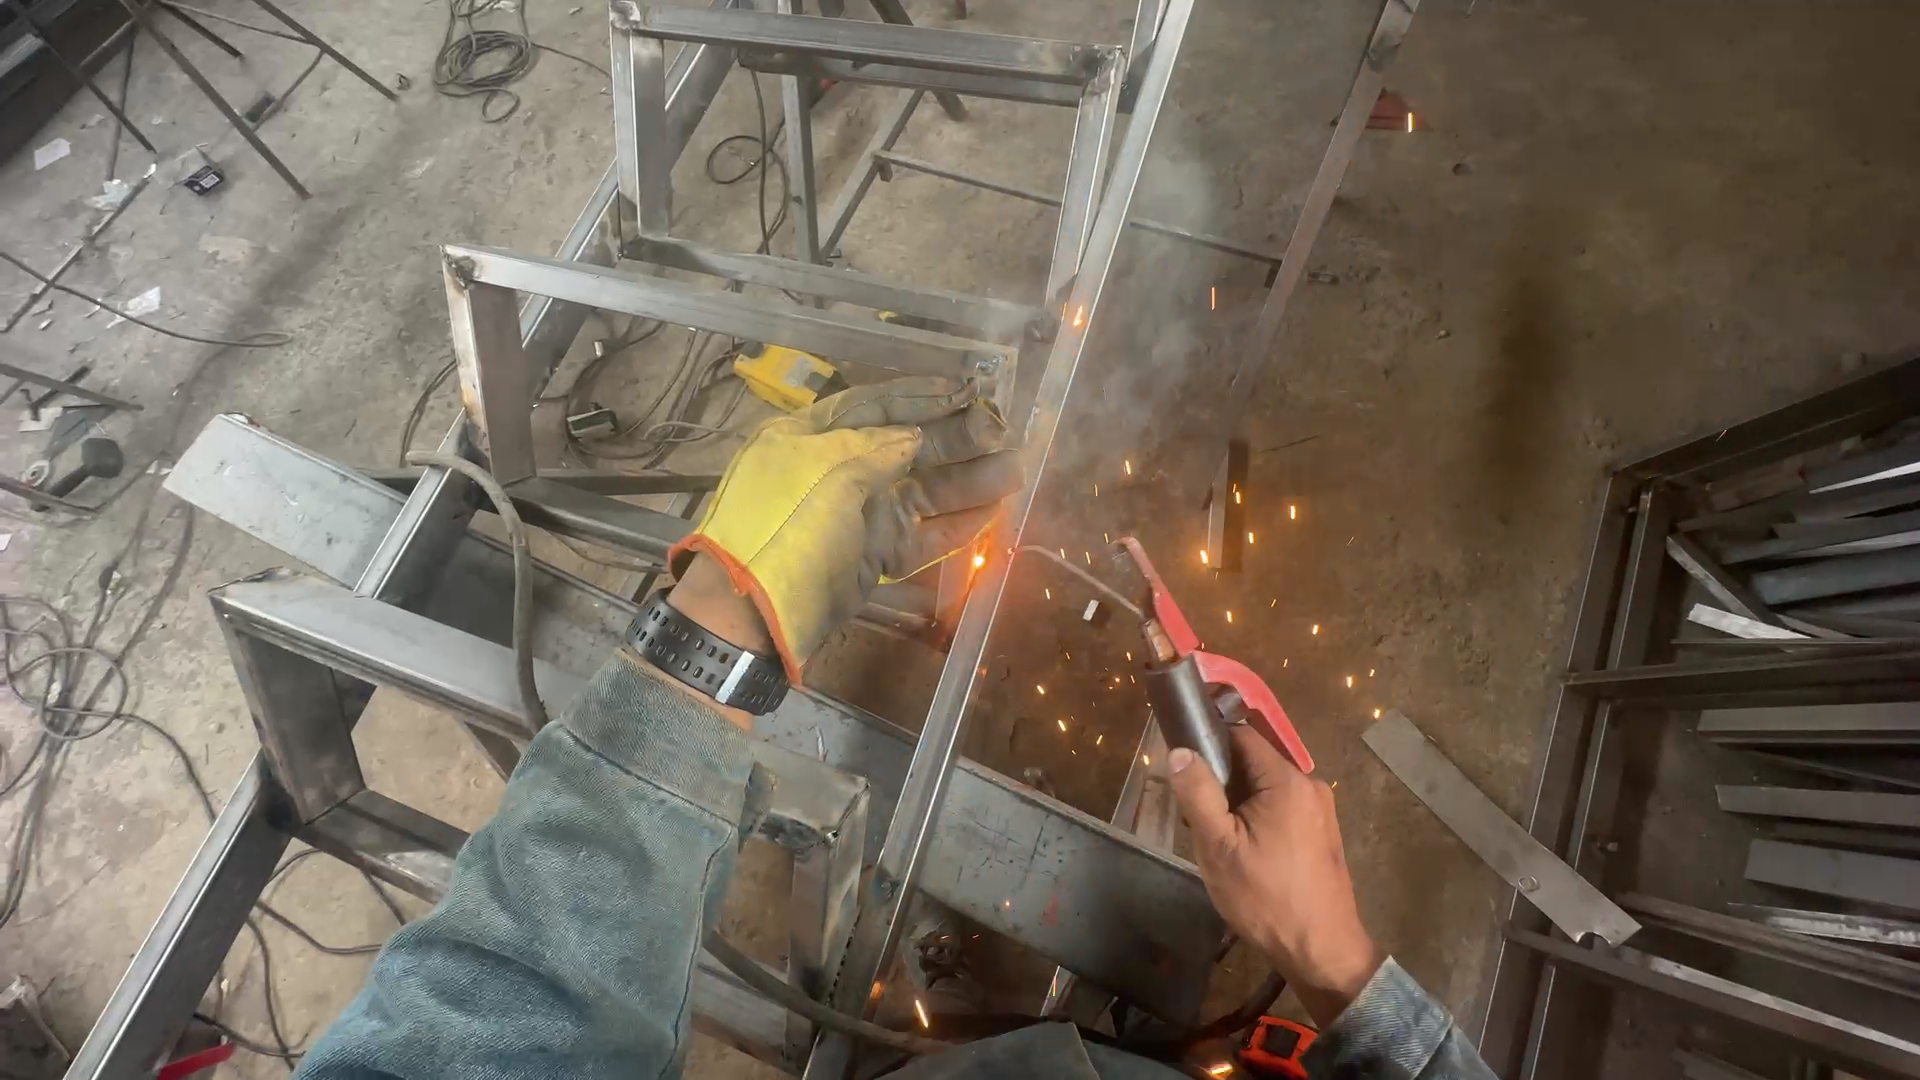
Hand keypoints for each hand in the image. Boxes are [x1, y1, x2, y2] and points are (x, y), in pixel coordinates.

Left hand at [668, 377, 1020, 682]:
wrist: (753, 616)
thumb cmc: (786, 529)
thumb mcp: (827, 473)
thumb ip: (876, 449)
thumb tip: (916, 437)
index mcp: (812, 437)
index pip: (875, 406)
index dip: (922, 396)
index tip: (967, 390)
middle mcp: (838, 471)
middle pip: (907, 447)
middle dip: (956, 439)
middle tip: (1003, 431)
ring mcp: (858, 516)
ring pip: (922, 493)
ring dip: (968, 482)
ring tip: (1015, 470)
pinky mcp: (873, 555)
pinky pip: (921, 536)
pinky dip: (955, 526)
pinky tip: (992, 512)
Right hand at [1169, 727, 1382, 1027]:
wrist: (1322, 955)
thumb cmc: (1265, 898)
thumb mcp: (1218, 845)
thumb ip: (1197, 792)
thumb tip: (1181, 751)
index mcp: (1287, 780)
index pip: (1241, 735)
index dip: (1209, 745)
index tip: (1186, 770)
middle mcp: (1310, 785)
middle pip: (1253, 760)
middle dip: (1222, 779)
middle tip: (1198, 814)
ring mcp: (1320, 809)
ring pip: (1265, 785)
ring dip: (1238, 800)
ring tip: (1219, 835)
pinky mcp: (1322, 831)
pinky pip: (1280, 805)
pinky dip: (1257, 815)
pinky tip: (1244, 848)